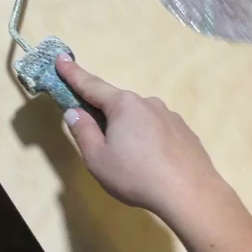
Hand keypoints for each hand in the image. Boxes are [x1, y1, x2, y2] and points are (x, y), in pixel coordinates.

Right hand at [56, 55, 225, 221]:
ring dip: (128, 131)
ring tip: (128, 162)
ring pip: (139, 119)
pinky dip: (148, 141)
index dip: (73, 74)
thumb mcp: (97, 158)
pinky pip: (157, 131)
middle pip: (117, 104)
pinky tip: (150, 164)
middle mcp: (148, 103)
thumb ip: (83, 132)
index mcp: (123, 105)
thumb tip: (74, 111)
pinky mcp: (185, 132)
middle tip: (97, 141)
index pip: (91, 86)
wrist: (190, 194)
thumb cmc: (135, 175)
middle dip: (103, 116)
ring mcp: (170, 116)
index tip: (61, 58)